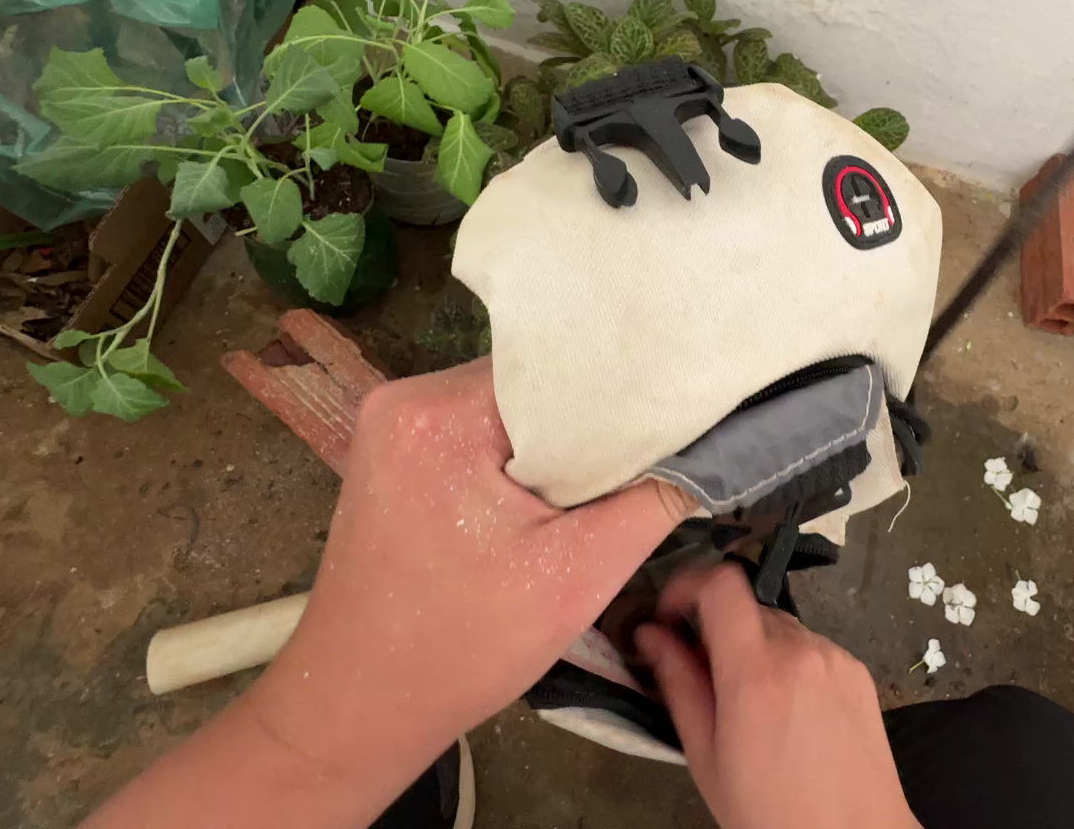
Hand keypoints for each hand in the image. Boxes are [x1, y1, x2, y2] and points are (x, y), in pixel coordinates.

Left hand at [245, 358, 695, 803]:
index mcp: (442, 415)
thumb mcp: (581, 575)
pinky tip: (553, 479)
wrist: (356, 708)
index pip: (561, 366)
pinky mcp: (398, 445)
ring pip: (514, 401)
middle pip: (536, 380)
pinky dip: (526, 446)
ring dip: (560, 433)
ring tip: (605, 465)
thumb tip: (717, 445)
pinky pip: (486, 422)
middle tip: (653, 438)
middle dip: (593, 414)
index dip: (625, 385)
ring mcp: (395, 418)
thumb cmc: (465, 646)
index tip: (679, 400)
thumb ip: (656, 498)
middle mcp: (409, 396)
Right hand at [634, 564, 919, 828]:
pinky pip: (811, 646)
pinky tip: (793, 713)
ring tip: (754, 707)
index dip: (689, 584)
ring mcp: (834, 654)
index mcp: (755, 672)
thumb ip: (678, 684)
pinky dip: (791, 663)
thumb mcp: (707, 758)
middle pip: (747, 608)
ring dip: (756, 648)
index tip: (671, 613)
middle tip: (708, 677)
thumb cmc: (768, 815)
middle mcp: (799, 648)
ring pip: (779, 626)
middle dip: (719, 631)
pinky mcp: (857, 667)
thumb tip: (650, 633)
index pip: (722, 585)